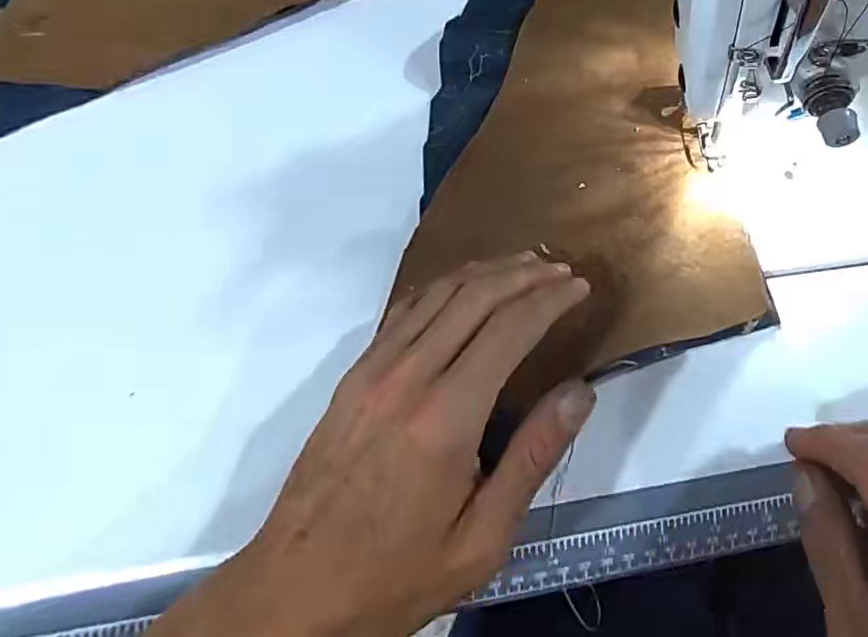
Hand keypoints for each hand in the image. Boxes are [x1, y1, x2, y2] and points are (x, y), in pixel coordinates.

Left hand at [151, 254, 594, 636]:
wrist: (284, 603)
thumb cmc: (395, 574)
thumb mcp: (482, 538)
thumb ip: (534, 458)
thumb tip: (580, 392)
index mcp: (445, 418)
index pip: (511, 328)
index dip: (552, 298)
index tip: (582, 287)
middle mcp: (407, 380)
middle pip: (477, 296)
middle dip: (527, 273)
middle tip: (563, 270)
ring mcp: (372, 374)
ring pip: (440, 293)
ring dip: (489, 271)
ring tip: (526, 265)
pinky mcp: (352, 379)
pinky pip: (406, 310)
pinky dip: (446, 285)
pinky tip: (468, 286)